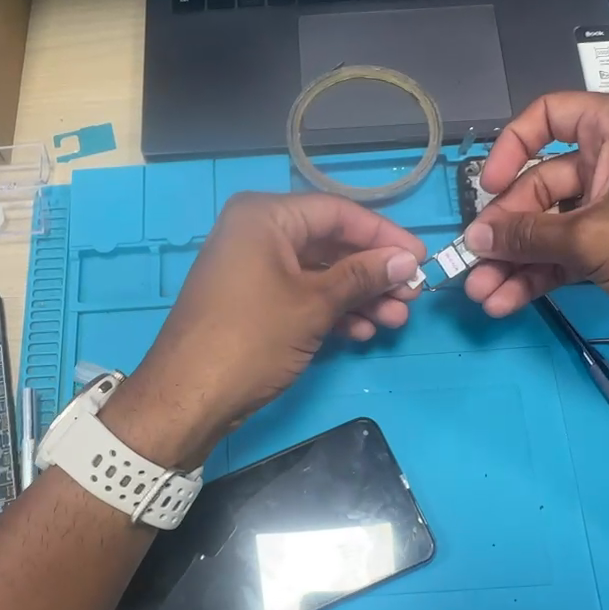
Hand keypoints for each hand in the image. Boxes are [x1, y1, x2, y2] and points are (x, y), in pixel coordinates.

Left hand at [103, 192, 424, 468]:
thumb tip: (406, 261)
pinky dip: (332, 310)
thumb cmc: (251, 339)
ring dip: (359, 296)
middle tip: (412, 297)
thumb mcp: (313, 305)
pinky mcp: (252, 302)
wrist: (188, 397)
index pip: (338, 213)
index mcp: (265, 216)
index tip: (421, 259)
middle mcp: (257, 233)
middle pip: (330, 243)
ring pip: (319, 273)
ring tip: (395, 320)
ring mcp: (252, 268)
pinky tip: (362, 332)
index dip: (383, 235)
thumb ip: (362, 277)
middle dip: (373, 271)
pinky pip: (301, 294)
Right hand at [461, 92, 608, 351]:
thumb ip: (527, 235)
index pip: (549, 116)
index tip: (489, 188)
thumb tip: (476, 238)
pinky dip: (537, 276)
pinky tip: (507, 302)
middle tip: (474, 265)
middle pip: (540, 185)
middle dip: (506, 229)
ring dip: (514, 261)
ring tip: (483, 296)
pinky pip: (565, 255)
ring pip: (549, 228)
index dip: (512, 148)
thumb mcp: (593, 236)